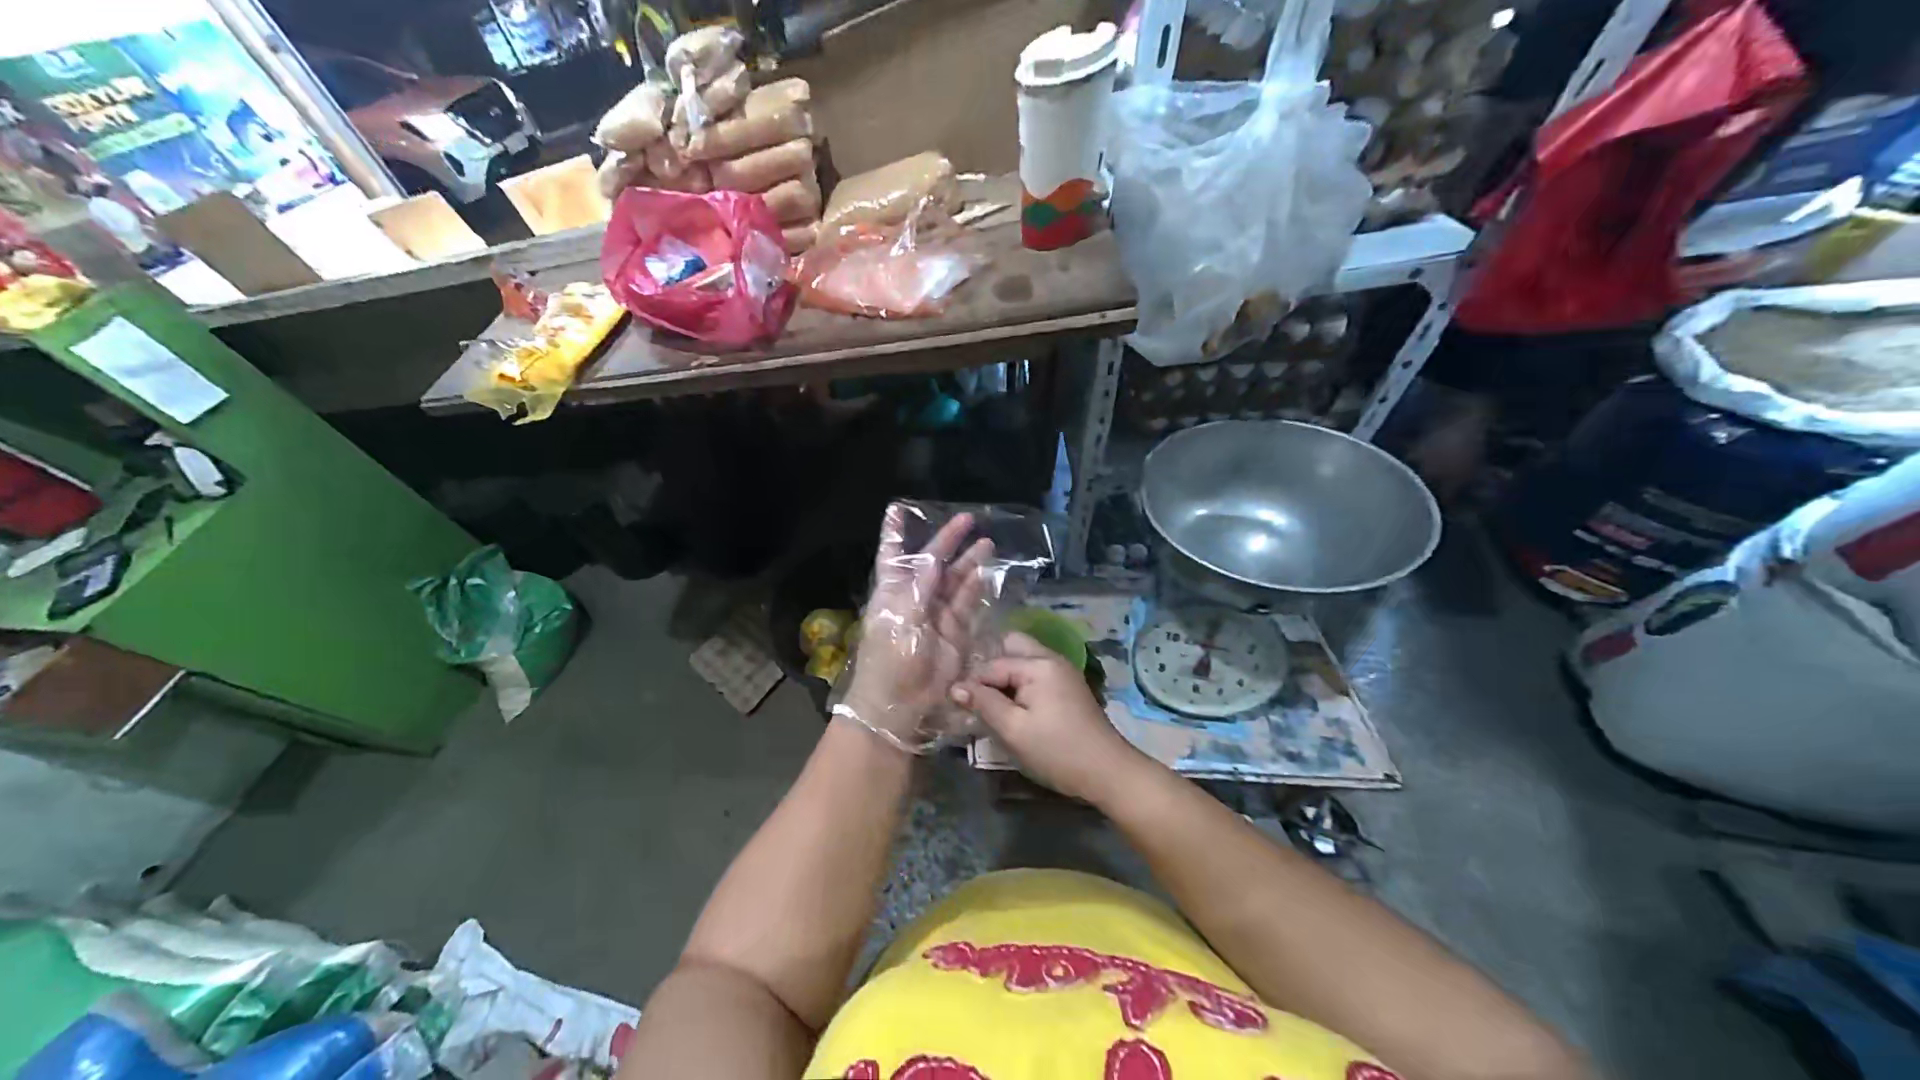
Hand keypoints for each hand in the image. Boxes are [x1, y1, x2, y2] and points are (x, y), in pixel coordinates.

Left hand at [838, 506, 993, 750]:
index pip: (893, 556)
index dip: (895, 533)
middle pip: (932, 564)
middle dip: (947, 541)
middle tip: (967, 519)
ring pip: (954, 581)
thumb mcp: (901, 619)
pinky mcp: (955, 634)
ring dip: (968, 562)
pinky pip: (967, 604)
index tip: (897, 508)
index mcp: (892, 594)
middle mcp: (914, 600)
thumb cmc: (891, 660)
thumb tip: (932, 557)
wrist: (900, 707)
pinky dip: (976, 587)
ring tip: (987, 541)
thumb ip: (919, 586)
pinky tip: (987, 570)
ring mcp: (935, 617)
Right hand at [950, 632, 1149, 801]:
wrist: (1107, 772)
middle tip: (974, 696)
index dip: (972, 684)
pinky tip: (1011, 706)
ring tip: (989, 703)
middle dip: (989, 668)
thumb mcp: (1013, 730)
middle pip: (1011, 647)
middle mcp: (1051, 658)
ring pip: (1023, 659)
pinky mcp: (1067, 687)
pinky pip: (1035, 673)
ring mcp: (1062, 671)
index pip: (992, 664)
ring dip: (1005, 676)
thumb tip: (955, 687)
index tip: (957, 705)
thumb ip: (983, 703)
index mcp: (1038, 664)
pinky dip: (1020, 683)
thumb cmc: (1057, 751)